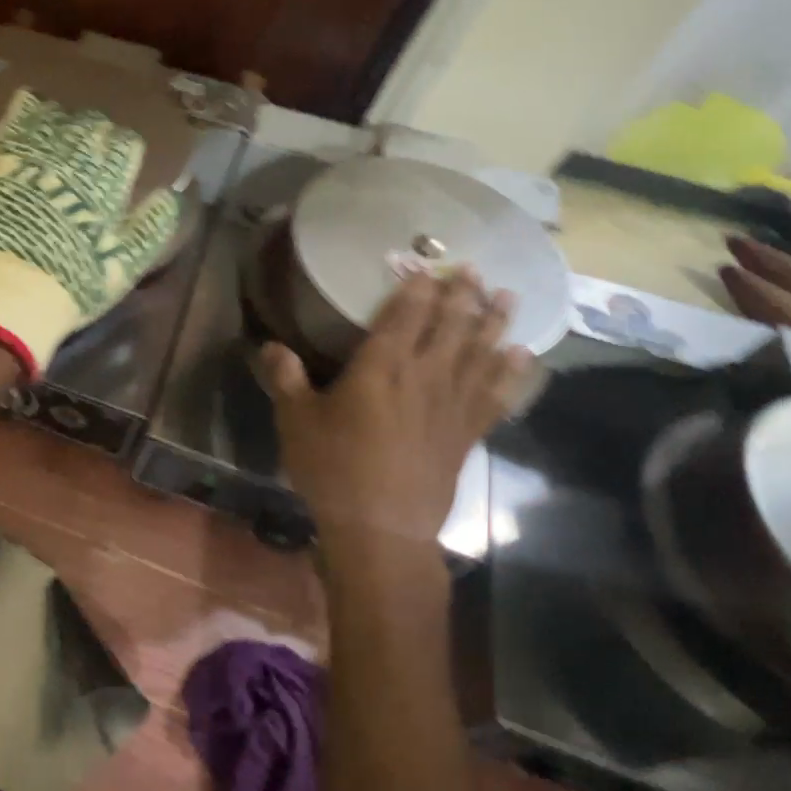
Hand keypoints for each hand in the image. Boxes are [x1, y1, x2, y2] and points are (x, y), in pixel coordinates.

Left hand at [0, 89, 179, 378]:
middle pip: (90, 130)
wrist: (8, 302)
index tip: (118, 158)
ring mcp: (31, 163)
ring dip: (60, 119)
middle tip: (88, 138)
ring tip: (60, 119)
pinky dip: (20, 112)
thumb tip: (169, 196)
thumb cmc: (69, 292)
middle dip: (93, 131)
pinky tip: (25, 101)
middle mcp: (72, 166)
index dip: (122, 151)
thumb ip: (149, 230)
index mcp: (107, 188)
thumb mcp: (122, 270)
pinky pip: (11, 128)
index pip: (124, 149)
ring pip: (53, 123)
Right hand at [256, 271, 532, 548]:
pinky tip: (521, 354)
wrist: (382, 527)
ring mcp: (452, 404)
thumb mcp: (295, 421)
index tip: (425, 264)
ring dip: (494, 322)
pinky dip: (510, 372)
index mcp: (380, 367)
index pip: (405, 315)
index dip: (416, 287)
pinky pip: (496, 393)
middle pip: (451, 325)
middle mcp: (423, 376)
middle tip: (472, 269)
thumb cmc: (332, 468)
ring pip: (481, 352)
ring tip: (507, 295)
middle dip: (462, 294)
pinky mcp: (468, 433)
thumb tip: (270, 346)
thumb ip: (286, 379)